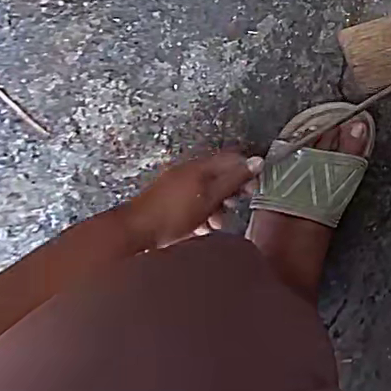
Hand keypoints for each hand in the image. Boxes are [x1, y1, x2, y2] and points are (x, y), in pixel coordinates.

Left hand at [120, 152, 257, 248]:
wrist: (130, 233)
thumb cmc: (174, 215)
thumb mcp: (210, 198)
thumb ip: (235, 179)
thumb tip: (259, 160)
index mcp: (201, 166)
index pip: (234, 158)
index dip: (248, 171)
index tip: (253, 189)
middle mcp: (189, 170)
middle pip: (220, 174)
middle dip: (232, 190)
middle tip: (237, 206)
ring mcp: (176, 184)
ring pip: (206, 189)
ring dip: (217, 204)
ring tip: (218, 223)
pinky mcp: (166, 199)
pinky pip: (192, 199)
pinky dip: (201, 210)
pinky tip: (201, 228)